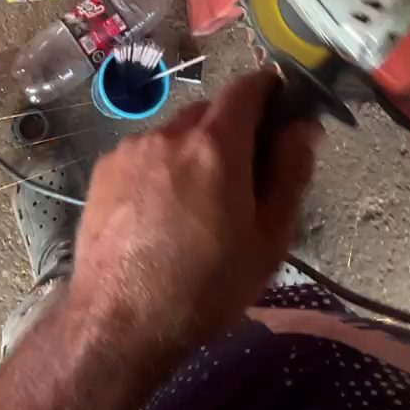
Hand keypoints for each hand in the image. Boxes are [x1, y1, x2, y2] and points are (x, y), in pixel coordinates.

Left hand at [65, 72, 321, 351]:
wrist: (119, 321)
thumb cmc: (207, 286)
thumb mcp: (268, 238)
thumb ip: (291, 172)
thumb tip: (305, 126)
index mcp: (215, 144)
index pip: (247, 88)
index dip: (268, 88)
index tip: (280, 102)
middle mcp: (170, 132)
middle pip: (210, 111)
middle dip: (231, 128)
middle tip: (242, 172)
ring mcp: (131, 146)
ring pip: (175, 132)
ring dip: (193, 149)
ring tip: (195, 200)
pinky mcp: (104, 166)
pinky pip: (145, 151)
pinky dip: (160, 165)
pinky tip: (158, 208)